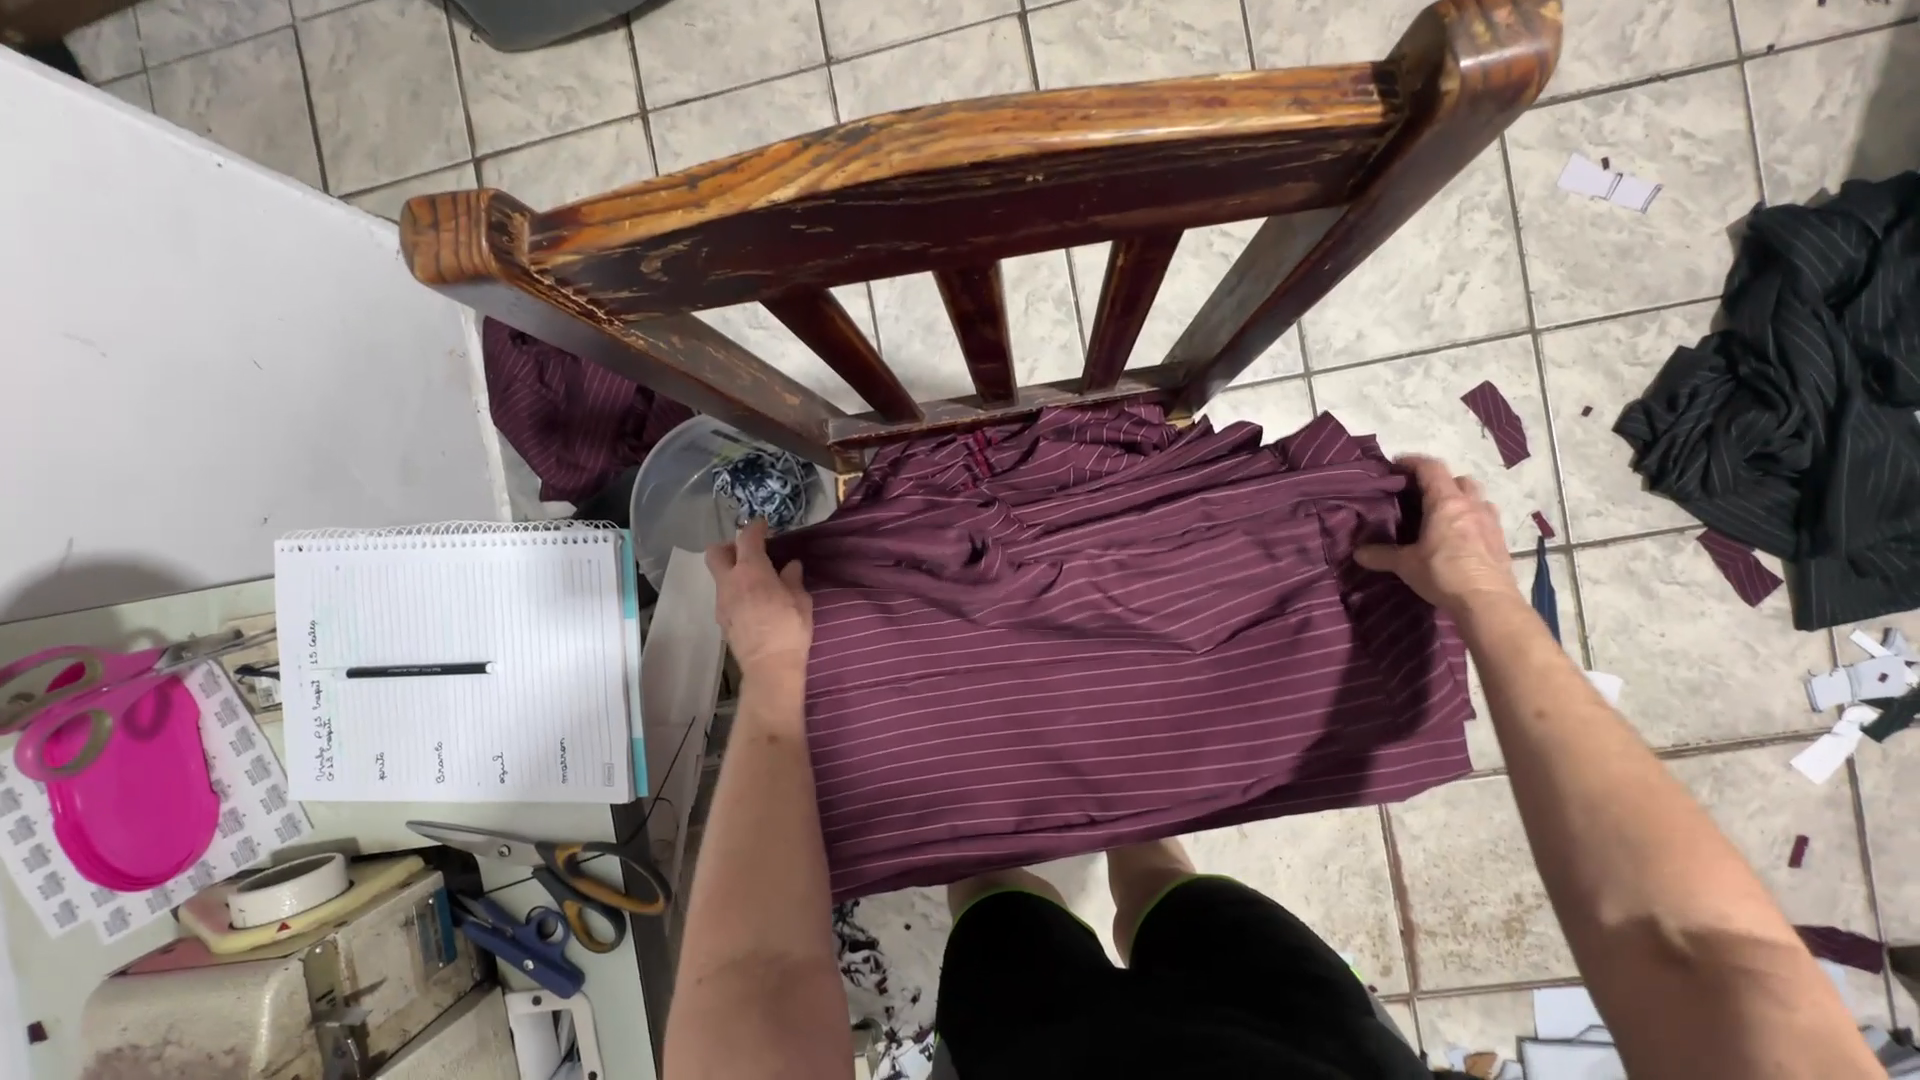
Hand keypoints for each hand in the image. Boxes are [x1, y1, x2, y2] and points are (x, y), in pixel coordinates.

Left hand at [705, 520, 812, 676]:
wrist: (770, 667)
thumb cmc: (790, 629)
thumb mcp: (800, 600)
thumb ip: (793, 579)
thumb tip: (790, 566)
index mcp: (751, 571)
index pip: (747, 538)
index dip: (755, 528)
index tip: (764, 525)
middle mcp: (730, 582)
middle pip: (715, 552)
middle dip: (729, 546)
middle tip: (748, 553)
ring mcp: (722, 601)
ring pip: (719, 576)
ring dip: (733, 572)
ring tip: (755, 581)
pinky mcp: (721, 619)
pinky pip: (724, 595)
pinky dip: (735, 591)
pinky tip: (752, 602)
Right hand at [1354, 456, 1518, 616]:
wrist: (1487, 601)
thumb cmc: (1443, 573)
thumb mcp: (1405, 564)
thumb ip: (1382, 555)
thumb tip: (1358, 553)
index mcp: (1445, 503)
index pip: (1431, 468)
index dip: (1413, 462)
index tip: (1397, 464)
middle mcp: (1471, 505)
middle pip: (1458, 479)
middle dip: (1440, 481)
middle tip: (1421, 494)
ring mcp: (1490, 521)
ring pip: (1476, 497)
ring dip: (1460, 499)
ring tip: (1443, 514)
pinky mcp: (1500, 539)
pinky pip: (1485, 517)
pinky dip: (1471, 518)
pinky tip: (1460, 536)